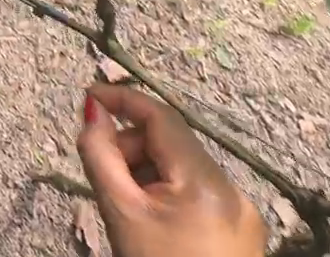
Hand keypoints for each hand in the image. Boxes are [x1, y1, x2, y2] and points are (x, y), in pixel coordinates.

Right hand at [78, 82, 266, 256]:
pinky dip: (164, 190)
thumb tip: (92, 109)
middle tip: (105, 173)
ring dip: (145, 169)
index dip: (123, 99)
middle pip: (170, 142)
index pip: (162, 117)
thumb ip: (99, 152)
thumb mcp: (119, 210)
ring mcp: (242, 213)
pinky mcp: (242, 232)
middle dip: (131, 146)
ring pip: (181, 167)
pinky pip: (195, 191)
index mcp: (207, 183)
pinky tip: (150, 218)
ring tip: (127, 203)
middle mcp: (233, 190)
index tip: (87, 96)